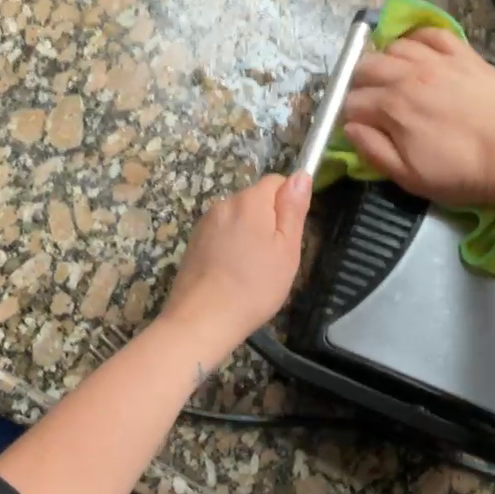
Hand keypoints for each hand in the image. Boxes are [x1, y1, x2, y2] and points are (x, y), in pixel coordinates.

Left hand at [160, 172, 311, 357]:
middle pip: (256, 199)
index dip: (288, 204)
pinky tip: (232, 273)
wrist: (203, 318)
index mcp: (250, 201)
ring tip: (253, 269)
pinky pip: (222, 233)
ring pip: (238, 217)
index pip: (277, 182)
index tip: (289, 236)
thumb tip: (301, 175)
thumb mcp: (287, 249)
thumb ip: (293, 209)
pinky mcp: (194, 241)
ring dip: (249, 233)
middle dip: (268, 220)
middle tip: (274, 257)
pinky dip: (231, 245)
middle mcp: (224, 203)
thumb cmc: (254, 286)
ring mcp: (205, 222)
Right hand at [342, 28, 494, 209]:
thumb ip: (373, 151)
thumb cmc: (462, 174)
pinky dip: (418, 38)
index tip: (362, 129)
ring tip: (394, 79)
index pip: (352, 102)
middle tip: (372, 104)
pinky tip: (418, 52)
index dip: (351, 117)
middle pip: (366, 67)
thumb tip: (349, 128)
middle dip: (360, 85)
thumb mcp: (410, 178)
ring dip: (385, 61)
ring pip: (394, 46)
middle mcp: (409, 76)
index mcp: (393, 107)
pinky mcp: (465, 55)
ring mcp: (439, 61)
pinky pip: (432, 33)